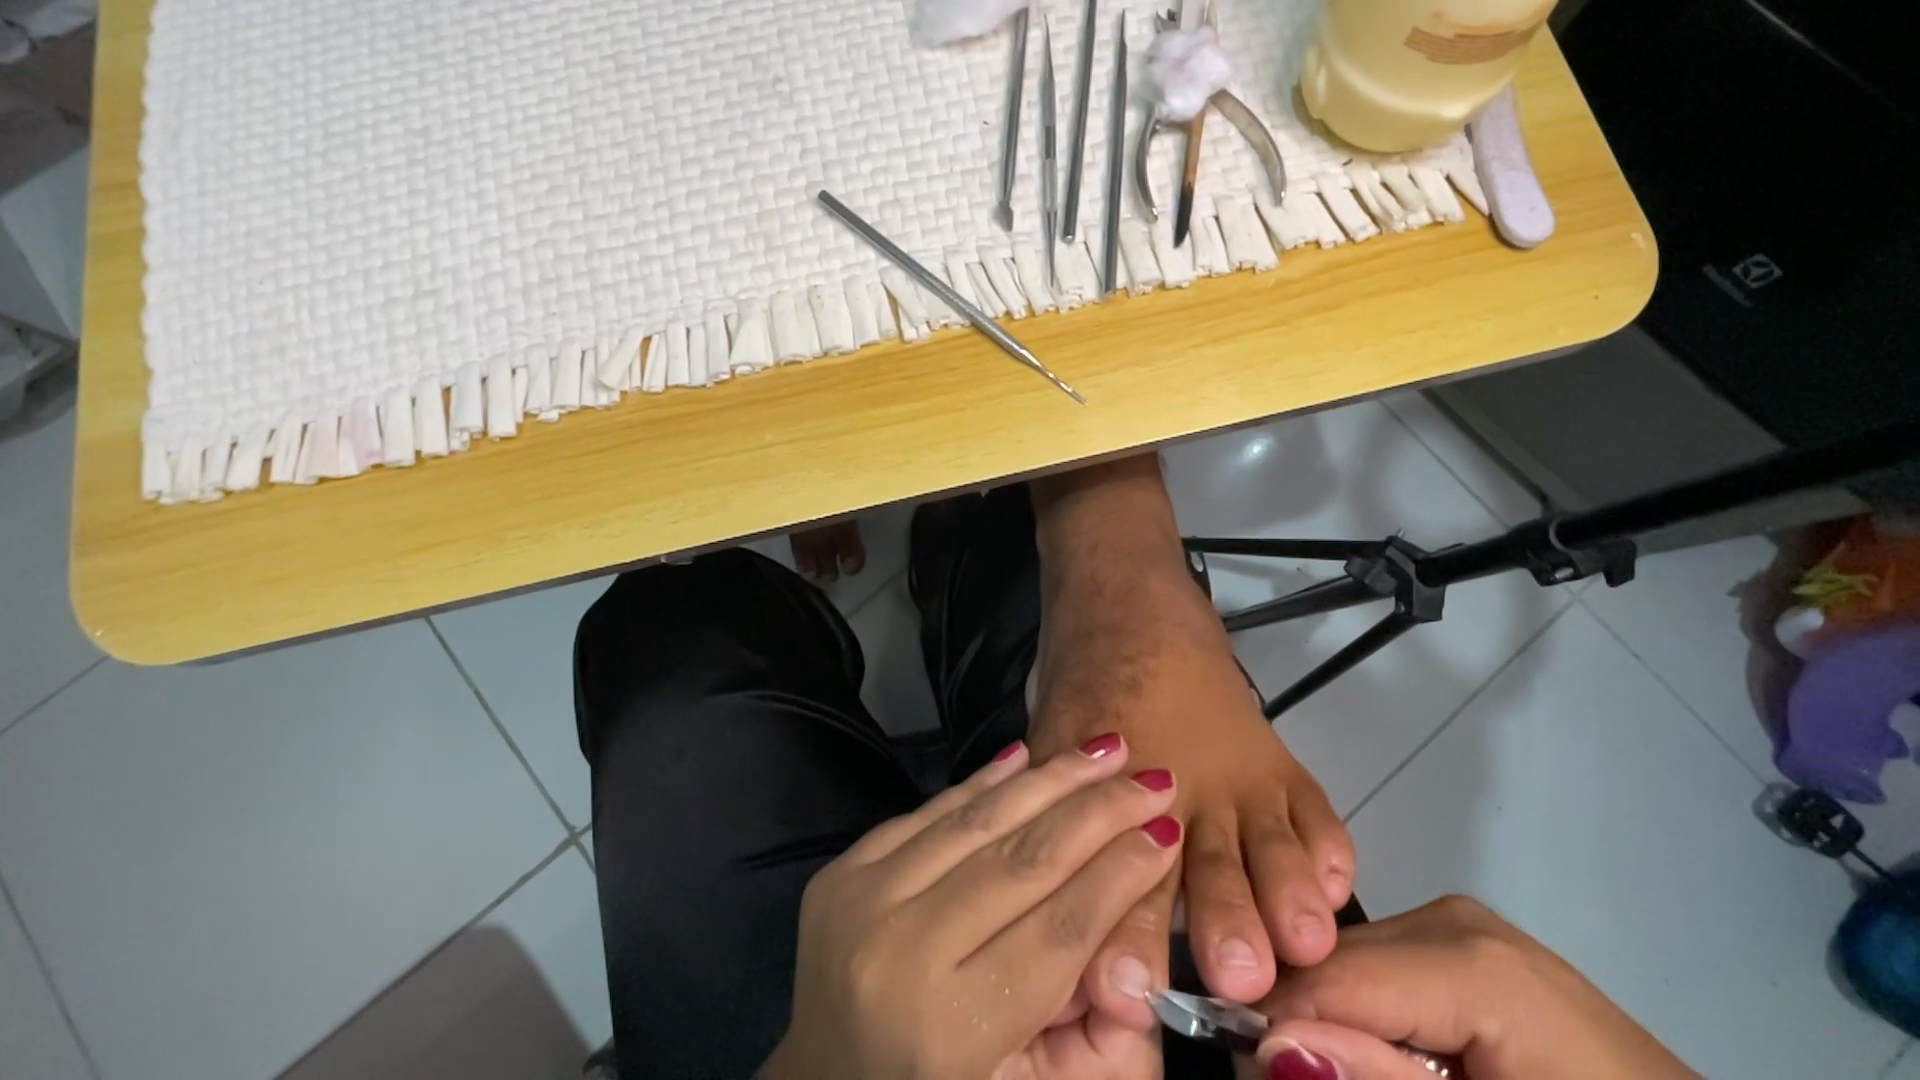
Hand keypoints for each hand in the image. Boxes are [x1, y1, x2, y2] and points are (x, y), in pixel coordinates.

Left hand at [762, 736, 1184, 1079]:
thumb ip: (1091, 1016)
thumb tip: (1137, 917)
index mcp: (952, 1028)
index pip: (1060, 930)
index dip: (1122, 874)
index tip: (1167, 830)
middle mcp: (901, 955)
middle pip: (1024, 863)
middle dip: (1100, 813)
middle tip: (1155, 778)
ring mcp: (860, 903)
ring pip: (977, 822)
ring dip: (1050, 779)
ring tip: (1105, 749)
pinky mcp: (840, 873)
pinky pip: (927, 812)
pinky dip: (982, 780)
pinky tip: (1027, 754)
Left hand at [1028, 458, 1355, 1024]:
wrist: (1128, 609)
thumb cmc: (1081, 685)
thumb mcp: (1047, 747)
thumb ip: (1051, 818)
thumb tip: (1040, 908)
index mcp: (1114, 797)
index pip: (1118, 875)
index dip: (1123, 934)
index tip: (1125, 990)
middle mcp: (1181, 794)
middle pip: (1201, 868)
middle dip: (1219, 918)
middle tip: (1236, 972)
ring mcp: (1234, 775)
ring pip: (1264, 841)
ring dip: (1285, 890)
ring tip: (1306, 940)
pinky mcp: (1273, 755)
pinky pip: (1310, 803)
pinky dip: (1327, 841)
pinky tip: (1339, 882)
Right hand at [1249, 896, 1695, 1079]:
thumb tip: (1269, 1045)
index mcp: (1471, 961)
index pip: (1323, 974)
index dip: (1272, 1025)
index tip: (1255, 1074)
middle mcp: (1453, 919)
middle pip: (1328, 962)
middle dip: (1302, 1024)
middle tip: (1304, 1079)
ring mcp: (1459, 925)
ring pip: (1343, 963)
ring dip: (1330, 1023)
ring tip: (1352, 1073)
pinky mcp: (1462, 944)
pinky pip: (1377, 969)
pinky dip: (1364, 1015)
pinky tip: (1394, 1058)